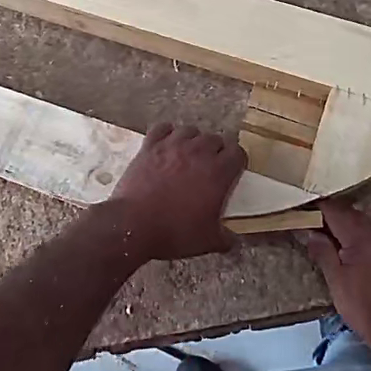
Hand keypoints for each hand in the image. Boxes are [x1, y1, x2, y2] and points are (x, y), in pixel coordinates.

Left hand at [97, 123, 245, 262]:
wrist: (132, 226)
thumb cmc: (173, 232)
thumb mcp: (206, 241)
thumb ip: (225, 238)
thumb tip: (234, 242)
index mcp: (218, 171)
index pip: (238, 152)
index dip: (236, 161)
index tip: (231, 172)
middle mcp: (199, 152)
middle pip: (216, 139)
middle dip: (216, 151)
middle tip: (208, 168)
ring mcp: (173, 146)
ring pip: (191, 130)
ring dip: (193, 140)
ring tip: (188, 155)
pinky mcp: (150, 146)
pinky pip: (163, 128)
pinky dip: (167, 133)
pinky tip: (166, 145)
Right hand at [299, 201, 370, 353]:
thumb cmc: (364, 308)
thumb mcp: (336, 281)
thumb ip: (323, 252)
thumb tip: (310, 233)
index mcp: (365, 236)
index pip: (336, 211)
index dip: (316, 210)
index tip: (300, 213)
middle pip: (350, 214)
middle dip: (329, 218)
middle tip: (308, 226)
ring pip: (362, 223)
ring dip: (343, 227)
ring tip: (323, 238)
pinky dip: (356, 236)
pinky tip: (345, 248)